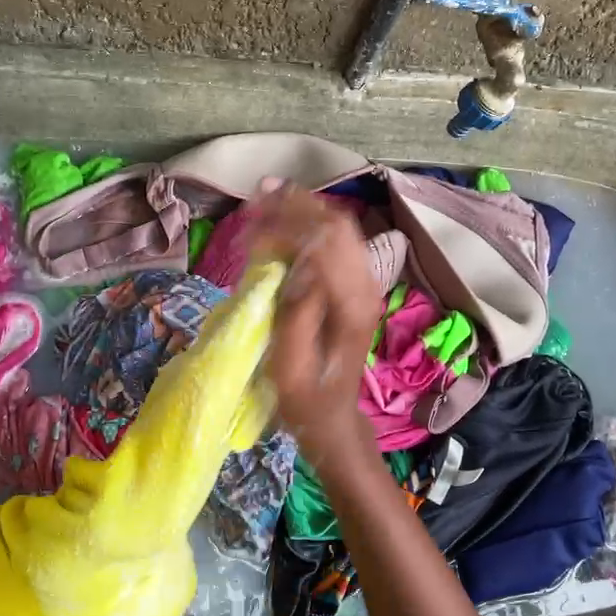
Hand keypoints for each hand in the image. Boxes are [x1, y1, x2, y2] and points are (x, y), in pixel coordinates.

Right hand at [247, 183, 383, 470]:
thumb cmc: (305, 398)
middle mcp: (366, 286)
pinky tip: (284, 222)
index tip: (250, 221)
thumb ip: (297, 314)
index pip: (324, 241)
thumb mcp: (290, 365)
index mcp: (350, 304)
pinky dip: (310, 224)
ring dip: (302, 209)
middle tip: (255, 197)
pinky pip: (338, 240)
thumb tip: (299, 267)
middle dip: (295, 204)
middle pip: (336, 223)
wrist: (333, 418)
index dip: (286, 221)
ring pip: (339, 226)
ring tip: (265, 200)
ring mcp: (366, 283)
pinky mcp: (357, 285)